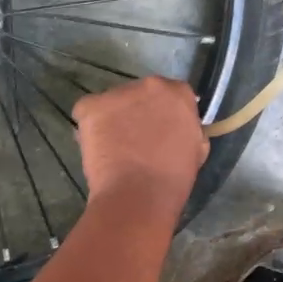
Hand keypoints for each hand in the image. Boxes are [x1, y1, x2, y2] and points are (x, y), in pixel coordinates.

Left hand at [72, 77, 208, 204]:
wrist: (139, 196)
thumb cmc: (173, 180)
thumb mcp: (195, 150)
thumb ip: (187, 129)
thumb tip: (177, 129)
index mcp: (178, 93)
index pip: (170, 95)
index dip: (162, 114)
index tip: (158, 132)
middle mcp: (149, 85)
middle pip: (139, 95)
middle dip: (136, 114)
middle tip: (134, 143)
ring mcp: (117, 94)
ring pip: (112, 104)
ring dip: (113, 122)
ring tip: (114, 151)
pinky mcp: (91, 107)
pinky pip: (87, 112)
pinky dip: (89, 129)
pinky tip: (97, 149)